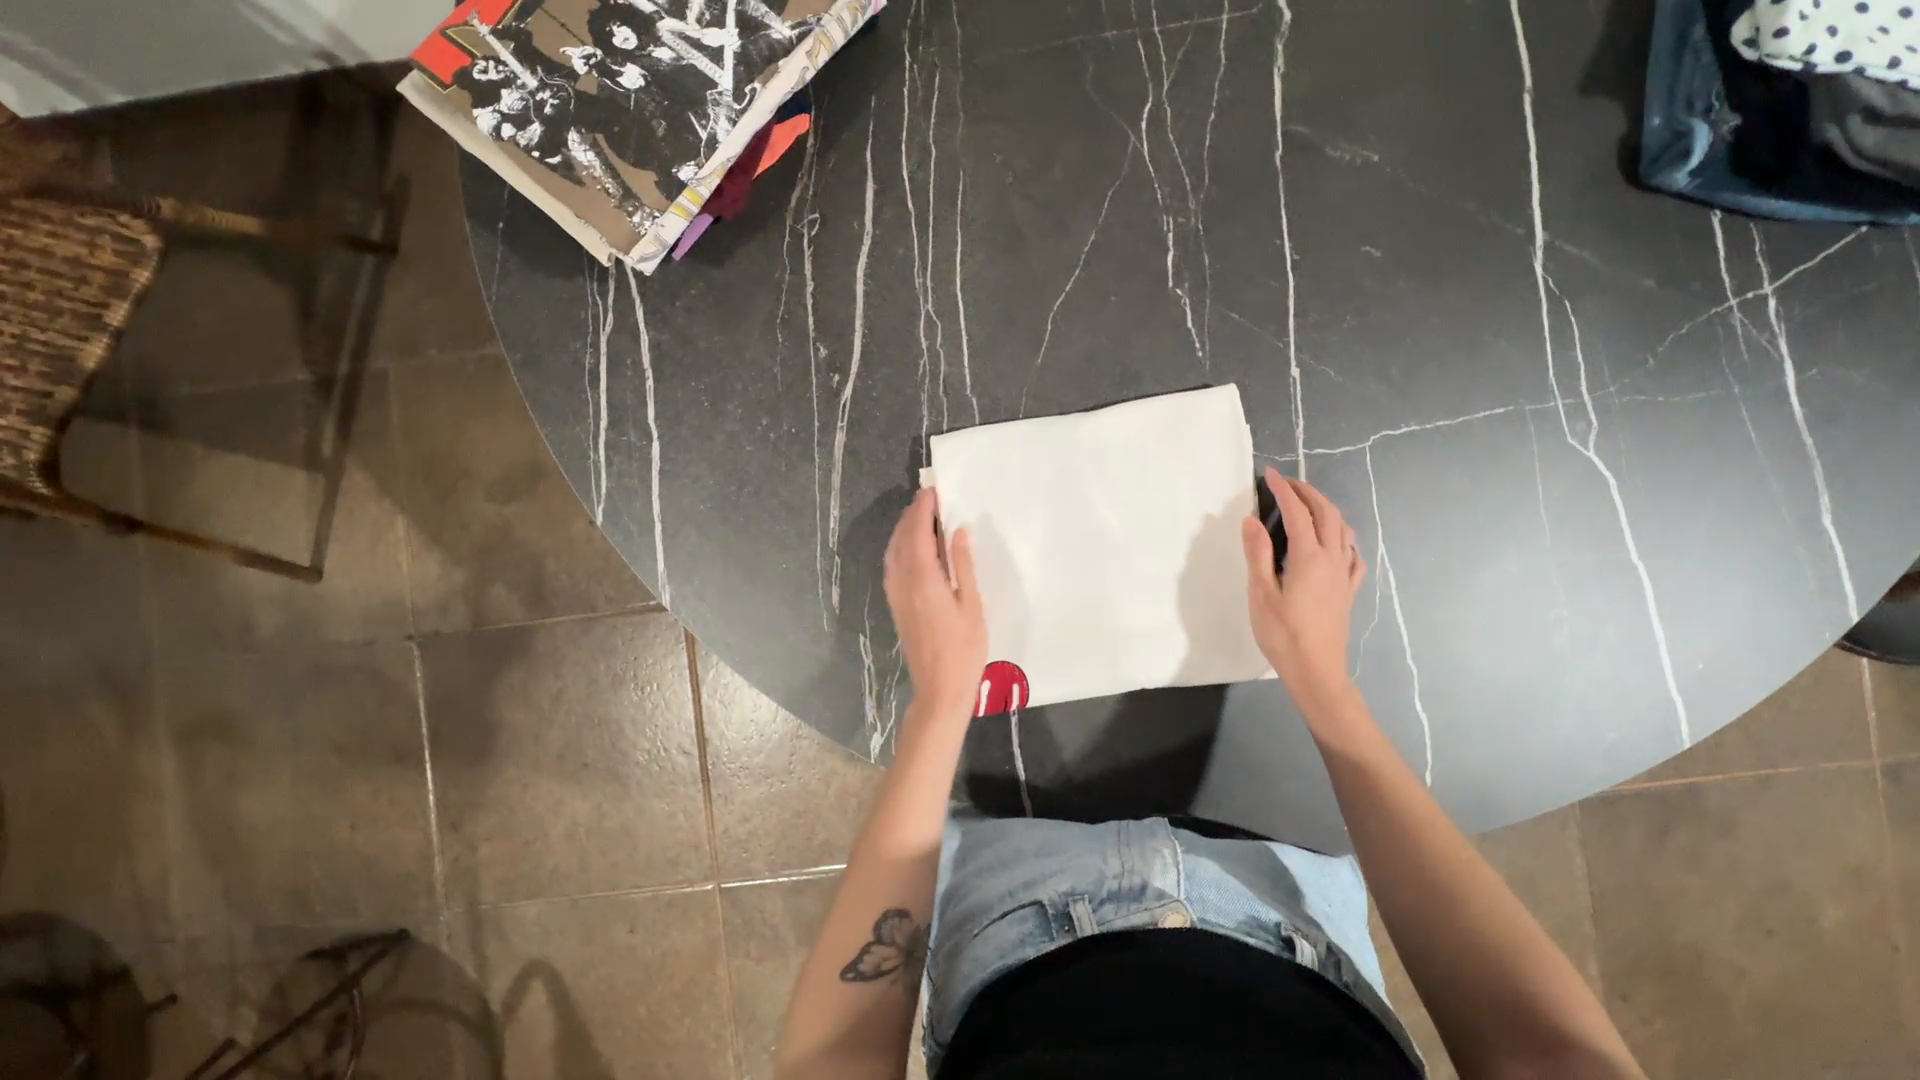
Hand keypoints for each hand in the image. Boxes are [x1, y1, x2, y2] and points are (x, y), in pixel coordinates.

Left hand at [885, 489, 987, 715]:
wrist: (939, 688)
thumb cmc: (964, 649)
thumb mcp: (971, 605)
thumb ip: (963, 565)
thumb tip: (958, 531)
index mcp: (923, 579)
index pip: (919, 533)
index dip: (924, 509)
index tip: (933, 490)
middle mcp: (903, 582)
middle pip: (902, 539)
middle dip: (912, 515)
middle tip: (928, 497)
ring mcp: (896, 594)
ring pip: (893, 552)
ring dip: (904, 530)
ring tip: (921, 516)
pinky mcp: (896, 605)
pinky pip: (892, 566)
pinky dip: (900, 548)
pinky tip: (912, 547)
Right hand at [1241, 467, 1365, 708]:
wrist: (1316, 670)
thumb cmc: (1282, 634)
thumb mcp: (1261, 594)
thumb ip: (1257, 554)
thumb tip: (1252, 520)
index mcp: (1308, 557)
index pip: (1297, 512)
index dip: (1283, 490)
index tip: (1269, 474)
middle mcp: (1332, 559)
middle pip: (1326, 513)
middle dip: (1308, 492)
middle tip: (1287, 483)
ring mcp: (1343, 574)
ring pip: (1343, 529)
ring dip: (1326, 509)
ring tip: (1308, 504)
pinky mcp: (1347, 589)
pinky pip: (1352, 553)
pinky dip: (1342, 537)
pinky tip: (1335, 542)